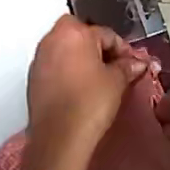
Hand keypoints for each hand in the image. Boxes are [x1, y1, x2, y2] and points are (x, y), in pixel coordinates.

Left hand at [26, 16, 151, 157]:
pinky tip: (82, 91)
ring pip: (66, 50)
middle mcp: (51, 40)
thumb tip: (135, 64)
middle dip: (99, 49)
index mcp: (73, 32)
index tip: (132, 63)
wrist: (61, 137)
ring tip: (100, 80)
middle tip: (116, 67)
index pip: (106, 33)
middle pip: (81, 35)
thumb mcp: (117, 81)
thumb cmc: (89, 104)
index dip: (123, 49)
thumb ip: (127, 66)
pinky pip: (55, 67)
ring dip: (82, 60)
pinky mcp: (33, 79)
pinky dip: (68, 73)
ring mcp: (39, 59)